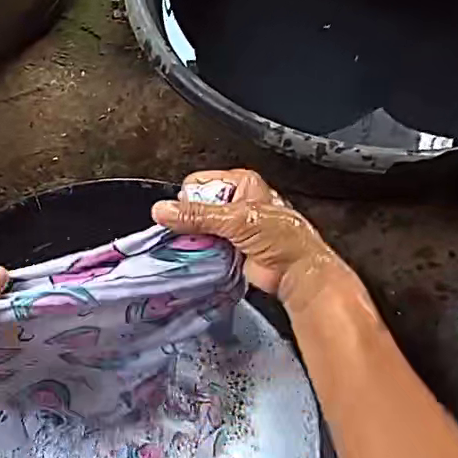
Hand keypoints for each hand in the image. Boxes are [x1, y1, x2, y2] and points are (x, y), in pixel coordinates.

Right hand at [151, 168, 346, 309]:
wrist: (296, 273)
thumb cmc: (282, 240)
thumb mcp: (236, 220)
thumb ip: (197, 215)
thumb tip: (161, 210)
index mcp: (240, 184)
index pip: (196, 184)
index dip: (191, 199)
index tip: (196, 215)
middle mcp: (234, 202)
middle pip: (193, 207)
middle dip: (190, 221)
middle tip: (198, 234)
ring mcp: (229, 226)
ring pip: (195, 227)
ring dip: (193, 238)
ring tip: (201, 246)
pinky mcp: (225, 247)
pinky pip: (200, 245)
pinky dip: (197, 251)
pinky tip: (202, 256)